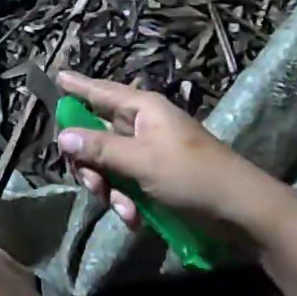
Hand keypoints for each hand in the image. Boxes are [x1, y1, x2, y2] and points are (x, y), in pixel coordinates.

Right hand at [57, 72, 266, 227]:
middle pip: (97, 134)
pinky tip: (134, 218)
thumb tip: (63, 137)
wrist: (240, 211)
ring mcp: (150, 151)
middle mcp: (143, 124)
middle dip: (90, 163)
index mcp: (142, 108)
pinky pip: (126, 182)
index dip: (78, 86)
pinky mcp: (156, 176)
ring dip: (109, 188)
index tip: (56, 77)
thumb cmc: (191, 176)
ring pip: (109, 163)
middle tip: (92, 184)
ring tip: (123, 209)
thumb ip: (100, 149)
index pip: (100, 90)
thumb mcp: (140, 162)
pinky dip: (125, 199)